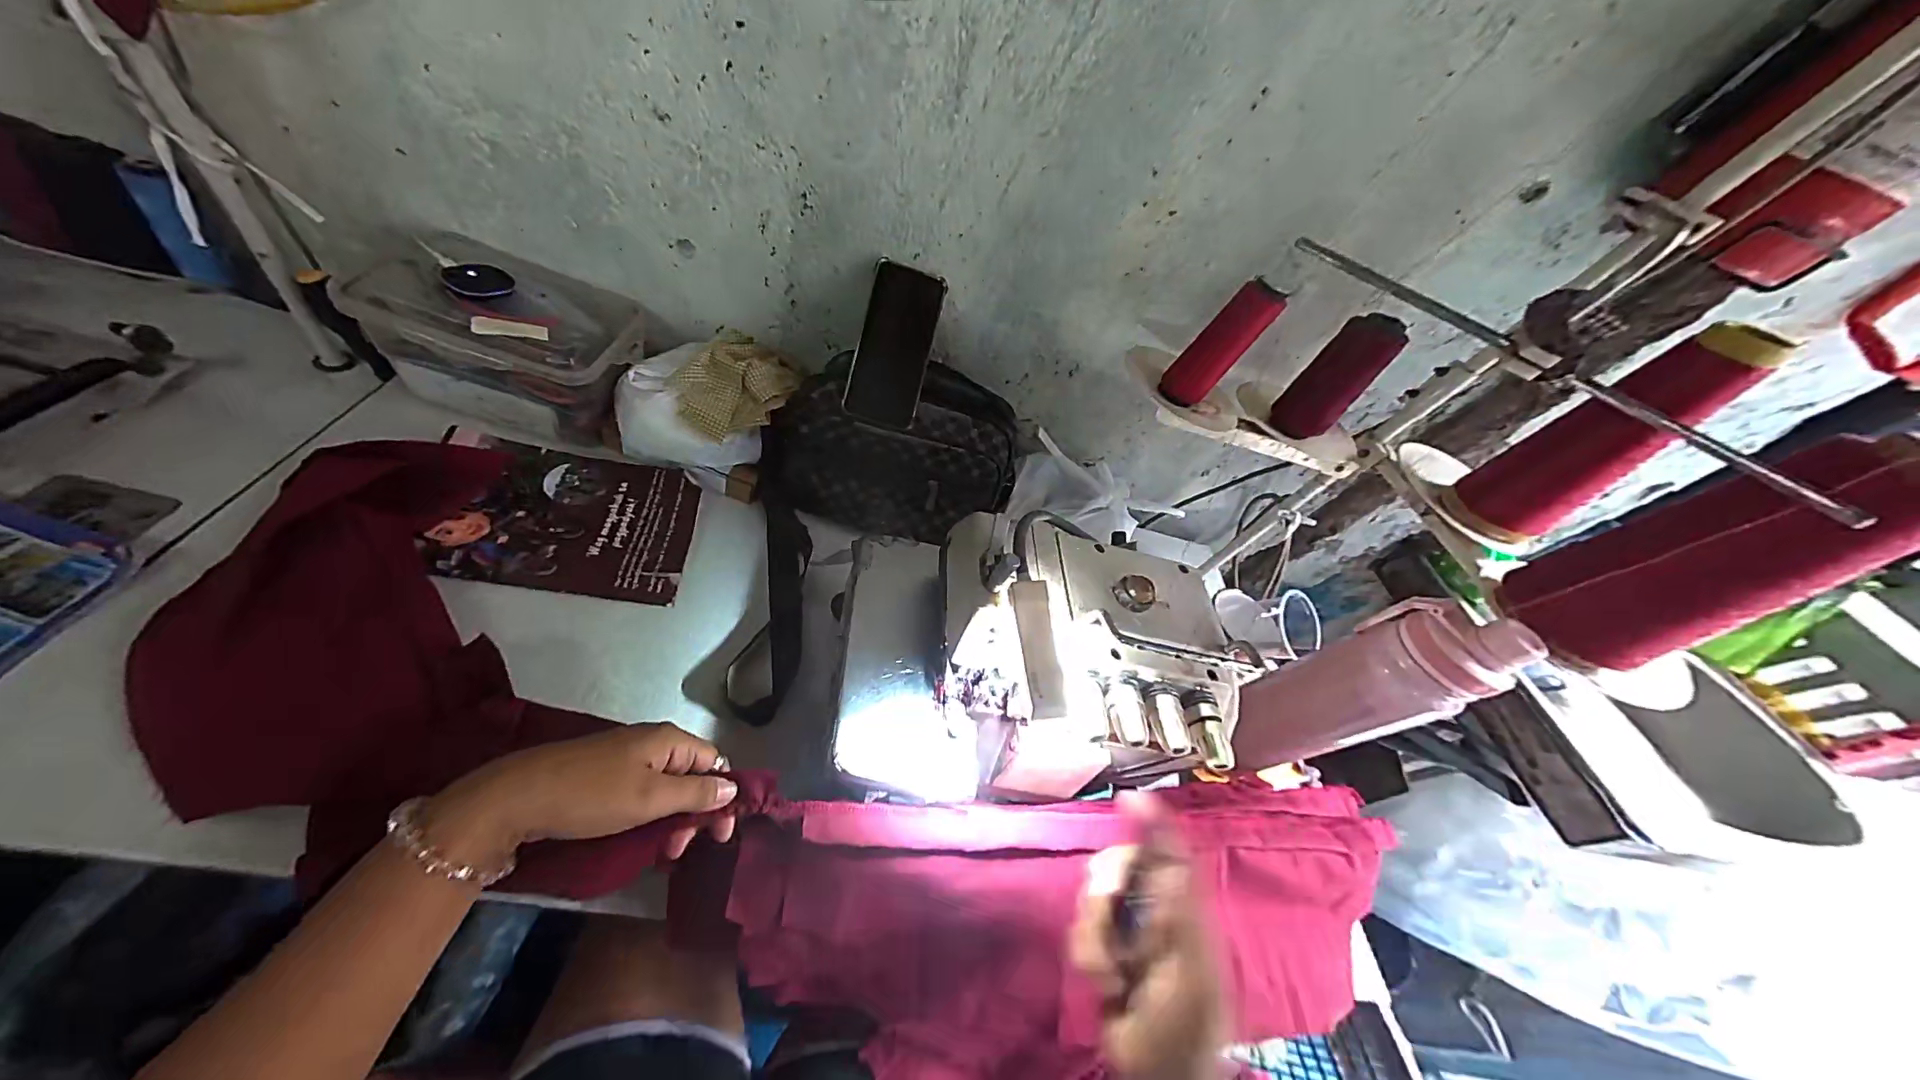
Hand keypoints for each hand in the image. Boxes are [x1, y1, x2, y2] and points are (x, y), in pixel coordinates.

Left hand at [422, 723, 739, 868]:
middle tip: (680, 851)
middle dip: (694, 813)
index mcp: (668, 740)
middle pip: (692, 775)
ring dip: (671, 820)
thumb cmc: (590, 796)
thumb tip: (734, 787)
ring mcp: (625, 757)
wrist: (514, 798)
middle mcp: (652, 743)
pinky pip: (641, 793)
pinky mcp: (603, 774)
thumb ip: (696, 793)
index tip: (718, 835)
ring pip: (666, 788)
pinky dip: (648, 817)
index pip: (715, 761)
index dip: (722, 795)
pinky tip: (640, 839)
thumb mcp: (650, 798)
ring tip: (660, 852)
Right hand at [1068, 793, 1227, 1079]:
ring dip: (1096, 935)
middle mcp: (1154, 910)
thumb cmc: (1185, 1027)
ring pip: (1094, 899)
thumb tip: (1170, 867)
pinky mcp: (1102, 949)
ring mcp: (1127, 930)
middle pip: (1120, 867)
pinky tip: (1106, 983)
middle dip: (1107, 889)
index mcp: (1183, 909)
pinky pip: (1081, 930)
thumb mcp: (1192, 975)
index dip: (1151, 822)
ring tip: (1113, 973)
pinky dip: (1088, 955)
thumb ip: (1181, 920)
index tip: (1129, 798)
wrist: (1156, 1073)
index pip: (1168, 852)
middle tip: (1107, 906)